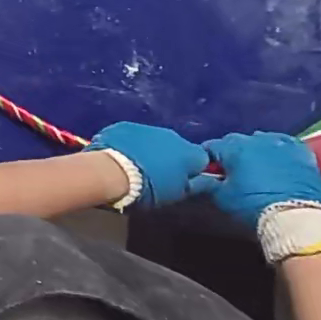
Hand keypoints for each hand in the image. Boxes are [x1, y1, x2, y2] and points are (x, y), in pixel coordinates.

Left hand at [85, 122, 213, 207]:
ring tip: (133, 167)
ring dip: (149, 151)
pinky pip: (133, 136)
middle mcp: (173, 136)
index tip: (178, 181)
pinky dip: (130, 145)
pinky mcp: (126, 126)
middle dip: (169, 159)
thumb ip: (196, 185)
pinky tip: (119, 156)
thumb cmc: (148, 188)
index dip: (191, 171)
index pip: (200, 160)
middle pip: (177, 148)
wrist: (111, 171)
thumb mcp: (176, 194)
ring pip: (155, 140)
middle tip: (154, 176)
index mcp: (190, 153)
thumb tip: (209, 180)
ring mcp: (149, 128)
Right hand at [191, 131, 320, 229]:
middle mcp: (257, 139)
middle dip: (229, 153)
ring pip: (261, 140)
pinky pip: (285, 144)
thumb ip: (208, 183)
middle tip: (228, 171)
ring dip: (253, 150)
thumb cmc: (252, 206)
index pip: (211, 146)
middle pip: (235, 141)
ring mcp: (282, 144)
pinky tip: (276, 160)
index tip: (205, 171)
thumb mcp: (221, 198)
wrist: (296, 217)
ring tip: (252, 166)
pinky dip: (277, 150)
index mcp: (233, 148)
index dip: (205, 159)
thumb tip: (200, 179)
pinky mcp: (303, 153)